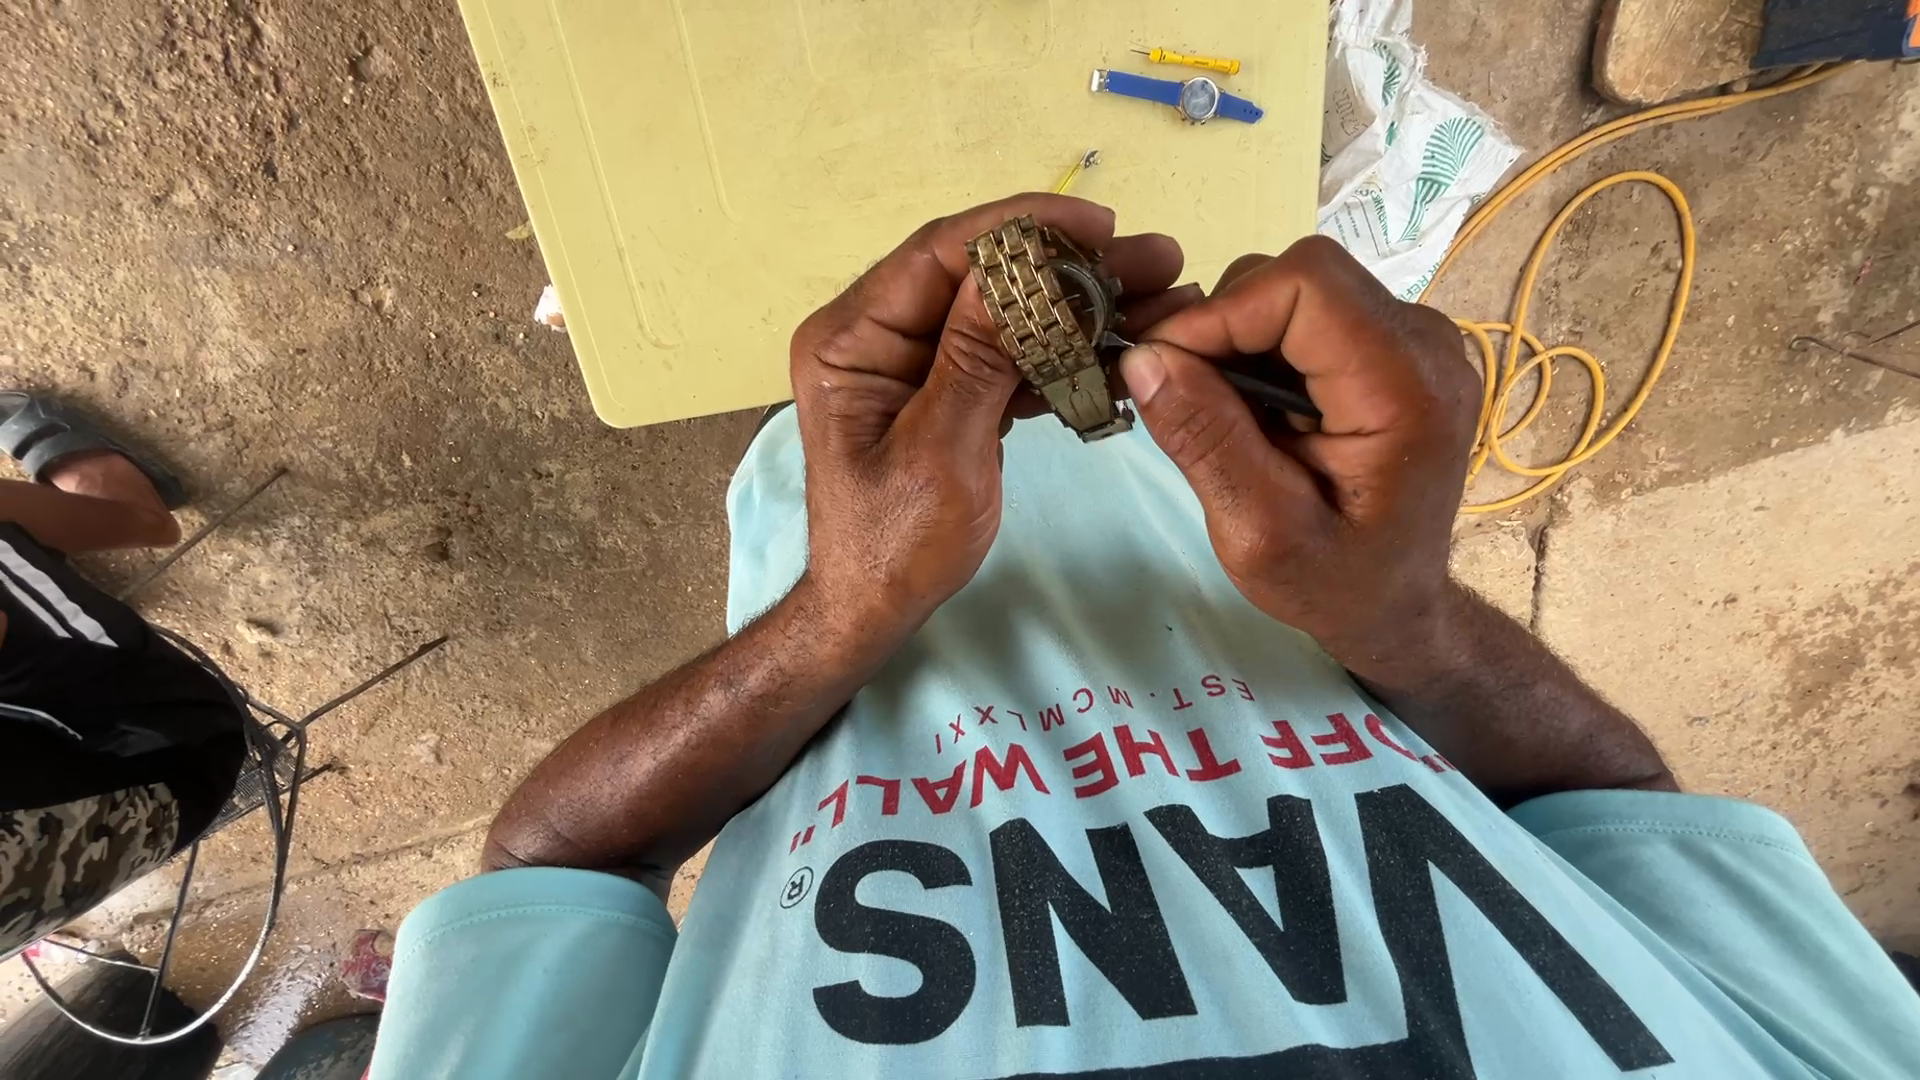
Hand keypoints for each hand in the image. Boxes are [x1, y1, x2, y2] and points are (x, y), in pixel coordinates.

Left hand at [789, 194, 1191, 636]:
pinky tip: (1114, 354)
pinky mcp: (947, 391)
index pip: (938, 256)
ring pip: (1002, 317)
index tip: (1101, 226)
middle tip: (1153, 260)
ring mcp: (914, 364)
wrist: (879, 604)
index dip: (1022, 230)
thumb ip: (973, 358)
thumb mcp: (938, 451)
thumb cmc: (896, 541)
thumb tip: (1014, 265)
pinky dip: (1058, 358)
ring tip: (1155, 301)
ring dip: (1075, 311)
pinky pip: (1006, 359)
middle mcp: (878, 336)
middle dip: (1066, 269)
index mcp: (851, 340)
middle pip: (979, 279)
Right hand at [1120, 236, 1479, 677]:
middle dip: (1220, 327)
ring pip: (1294, 291)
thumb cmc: (1333, 583)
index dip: (1219, 314)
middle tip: (1177, 396)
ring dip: (1232, 343)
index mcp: (1406, 388)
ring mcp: (1410, 342)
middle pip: (1298, 278)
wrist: (1392, 605)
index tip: (1160, 369)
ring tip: (1214, 415)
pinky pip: (1304, 319)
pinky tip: (1243, 411)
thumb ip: (1206, 440)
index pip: (1304, 285)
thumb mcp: (1257, 529)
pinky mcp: (1388, 351)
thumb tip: (1142, 359)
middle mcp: (1423, 343)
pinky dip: (1253, 352)